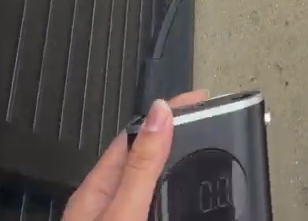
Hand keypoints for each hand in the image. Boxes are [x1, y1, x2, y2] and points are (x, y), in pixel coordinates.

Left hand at [63, 90, 208, 220]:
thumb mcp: (123, 212)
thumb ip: (142, 165)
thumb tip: (160, 109)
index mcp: (95, 190)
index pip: (135, 132)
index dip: (169, 111)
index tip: (201, 99)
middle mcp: (101, 204)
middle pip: (142, 155)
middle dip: (175, 133)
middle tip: (212, 119)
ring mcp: (114, 217)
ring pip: (148, 179)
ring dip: (174, 160)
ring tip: (204, 148)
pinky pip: (152, 201)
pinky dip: (170, 187)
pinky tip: (183, 189)